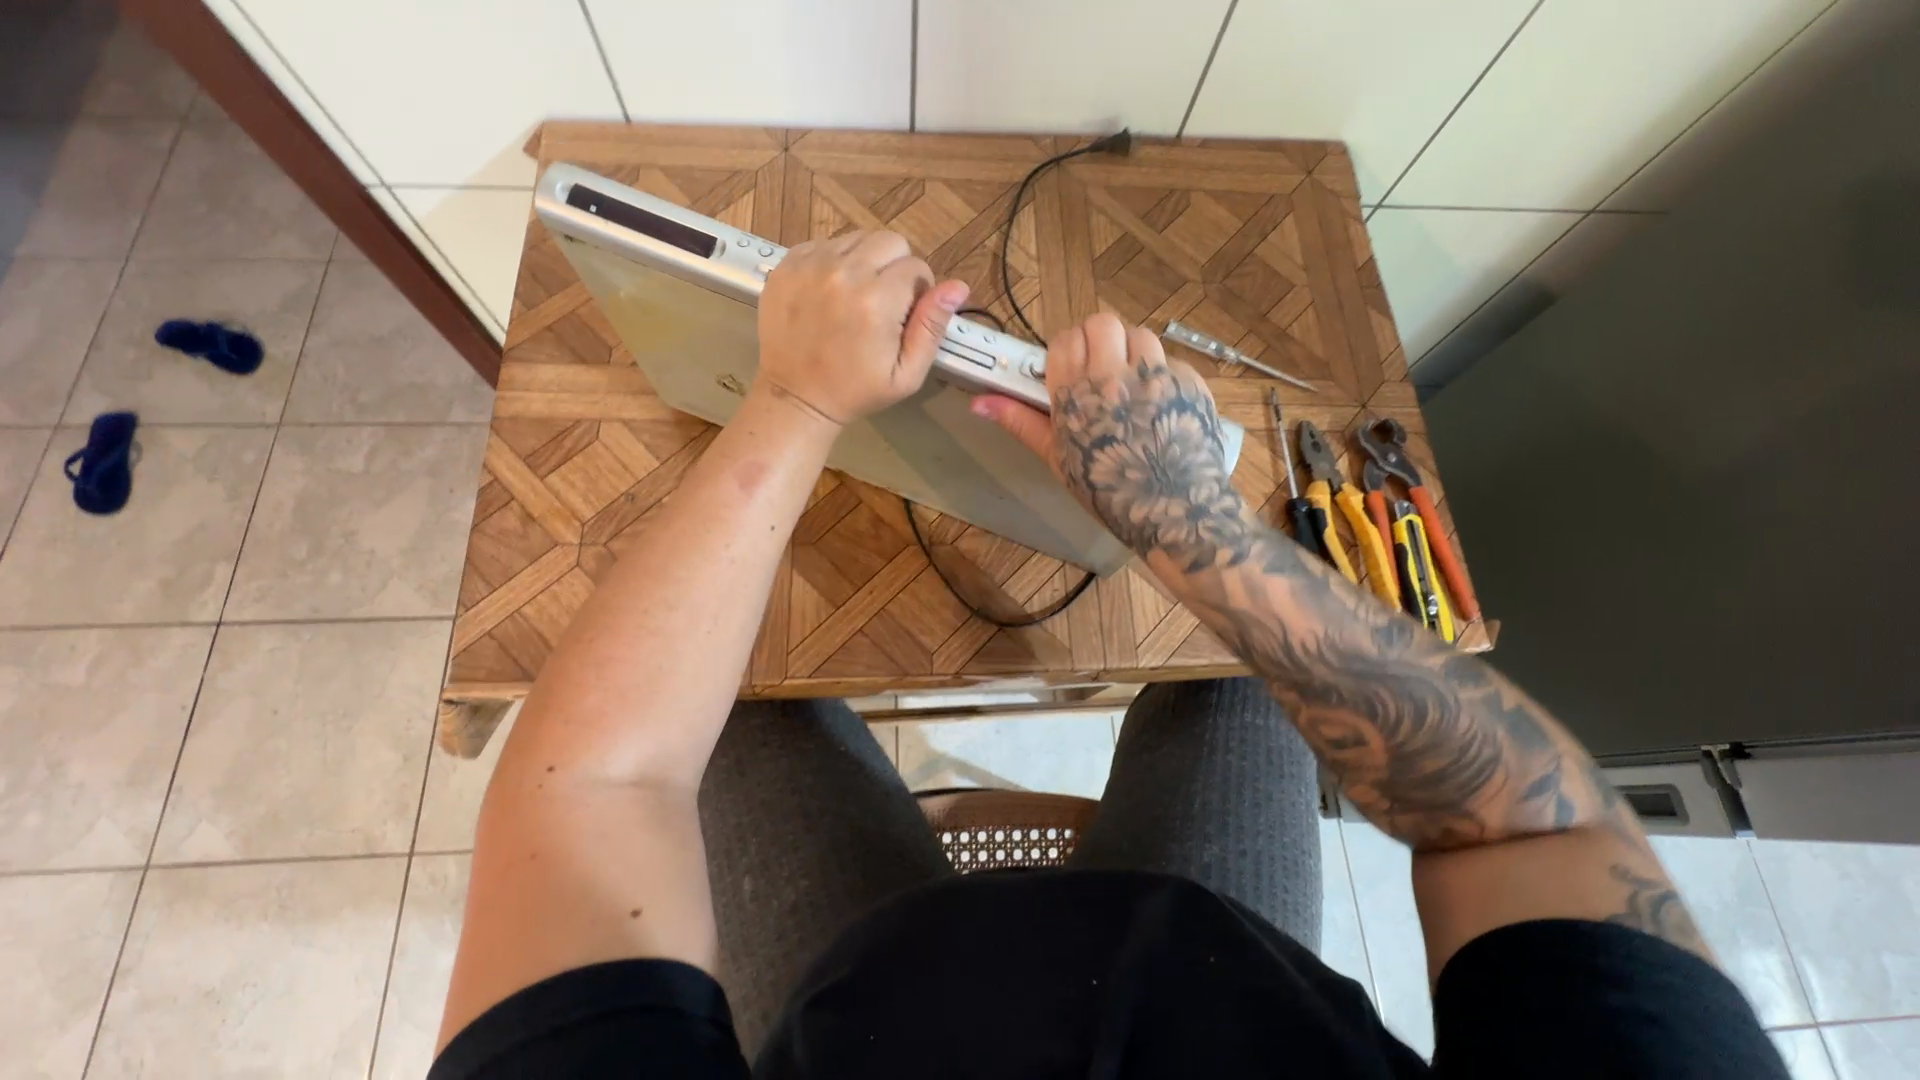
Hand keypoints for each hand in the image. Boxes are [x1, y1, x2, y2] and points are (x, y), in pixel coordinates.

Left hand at [755, 231, 969, 428]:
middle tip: (883, 302)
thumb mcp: (906, 374)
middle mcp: (844, 272)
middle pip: (889, 241)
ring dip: (865, 261)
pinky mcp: (788, 264)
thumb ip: (932, 327)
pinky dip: (834, 262)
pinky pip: (825, 244)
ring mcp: (811, 265)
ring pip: (857, 238)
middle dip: (895, 267)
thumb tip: (958, 286)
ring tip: (855, 297)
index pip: (916, 267)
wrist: (795, 397)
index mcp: (876, 300)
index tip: (904, 316)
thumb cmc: (856, 391)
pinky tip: (830, 293)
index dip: (917, 291)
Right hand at [970, 312, 1250, 569]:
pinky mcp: (1190, 382)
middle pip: (1101, 324)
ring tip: (1132, 382)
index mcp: (1076, 393)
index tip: (1071, 370)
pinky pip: (1172, 363)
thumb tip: (977, 401)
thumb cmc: (1106, 491)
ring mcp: (1156, 375)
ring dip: (1132, 351)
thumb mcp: (1058, 458)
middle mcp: (1115, 374)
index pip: (1064, 341)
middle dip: (1098, 340)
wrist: (1174, 513)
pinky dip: (1164, 376)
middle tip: (1101, 369)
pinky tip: (1161, 405)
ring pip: (1140, 335)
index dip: (1066, 351)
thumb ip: (1021, 421)